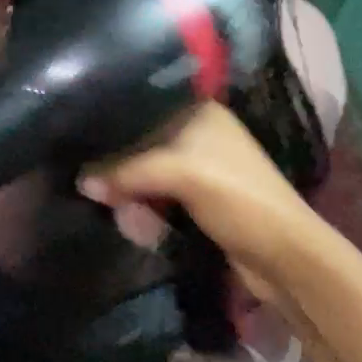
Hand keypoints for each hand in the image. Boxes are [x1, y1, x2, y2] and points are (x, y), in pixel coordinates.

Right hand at [78, 102, 322, 296]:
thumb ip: (128, 171)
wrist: (285, 259)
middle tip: (82, 171)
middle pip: (140, 139)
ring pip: (144, 171)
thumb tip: (81, 182)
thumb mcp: (181, 175)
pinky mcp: (195, 202)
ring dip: (126, 188)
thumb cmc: (239, 198)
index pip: (143, 102)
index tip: (76, 127)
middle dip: (115, 158)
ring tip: (105, 201)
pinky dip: (140, 207)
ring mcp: (197, 169)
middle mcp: (196, 133)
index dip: (112, 115)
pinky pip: (154, 197)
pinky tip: (125, 216)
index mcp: (199, 112)